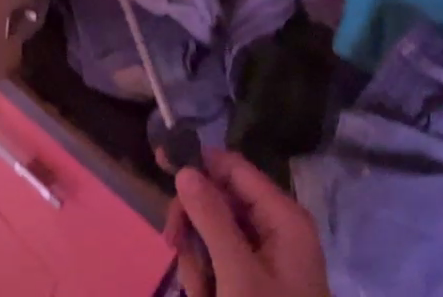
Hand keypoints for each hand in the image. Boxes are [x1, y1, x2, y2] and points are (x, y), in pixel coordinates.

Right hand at [163, 151, 329, 296]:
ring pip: (214, 232)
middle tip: (173, 244)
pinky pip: (220, 261)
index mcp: (283, 218)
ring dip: (198, 260)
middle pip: (220, 199)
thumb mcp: (237, 275)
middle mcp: (277, 229)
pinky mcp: (256, 281)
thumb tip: (186, 169)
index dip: (198, 161)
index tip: (159, 160)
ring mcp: (267, 257)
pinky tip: (207, 296)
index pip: (234, 168)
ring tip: (203, 292)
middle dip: (194, 224)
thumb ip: (211, 219)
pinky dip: (207, 278)